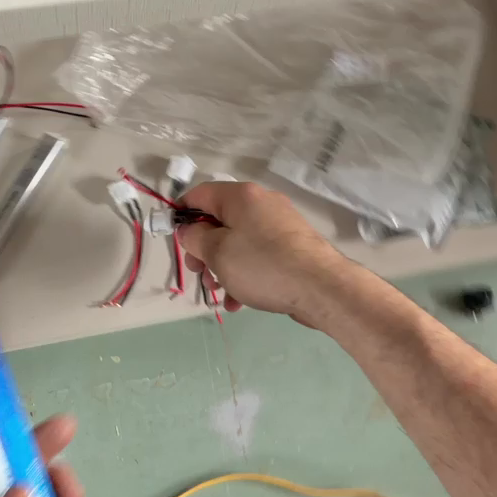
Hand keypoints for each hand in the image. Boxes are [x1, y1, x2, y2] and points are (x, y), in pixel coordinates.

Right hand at [174, 180, 356, 325]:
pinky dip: (244, 274)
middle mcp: (261, 203)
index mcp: (241, 196)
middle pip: (219, 221)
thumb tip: (189, 230)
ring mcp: (279, 226)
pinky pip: (258, 256)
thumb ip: (195, 238)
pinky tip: (238, 302)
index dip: (182, 214)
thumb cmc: (262, 265)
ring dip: (222, 267)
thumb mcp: (217, 252)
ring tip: (218, 293)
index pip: (200, 194)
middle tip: (198, 273)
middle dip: (203, 249)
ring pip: (238, 242)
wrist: (321, 288)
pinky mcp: (292, 248)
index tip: (174, 239)